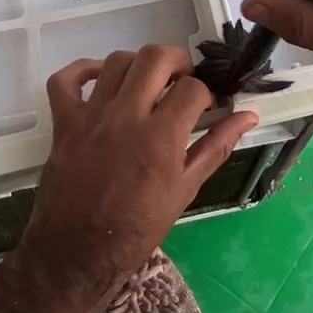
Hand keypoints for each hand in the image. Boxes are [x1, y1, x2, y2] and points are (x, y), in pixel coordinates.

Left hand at [22, 45, 259, 292]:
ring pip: (117, 61)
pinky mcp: (64, 124)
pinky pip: (65, 80)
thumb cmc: (138, 227)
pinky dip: (83, 70)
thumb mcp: (186, 189)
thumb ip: (216, 146)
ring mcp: (91, 118)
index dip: (206, 92)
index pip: (193, 88)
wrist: (78, 254)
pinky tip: (102, 78)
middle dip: (178, 61)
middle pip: (156, 58)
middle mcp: (126, 118)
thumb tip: (248, 116)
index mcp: (160, 138)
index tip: (205, 107)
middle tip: (182, 80)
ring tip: (148, 83)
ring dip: (139, 64)